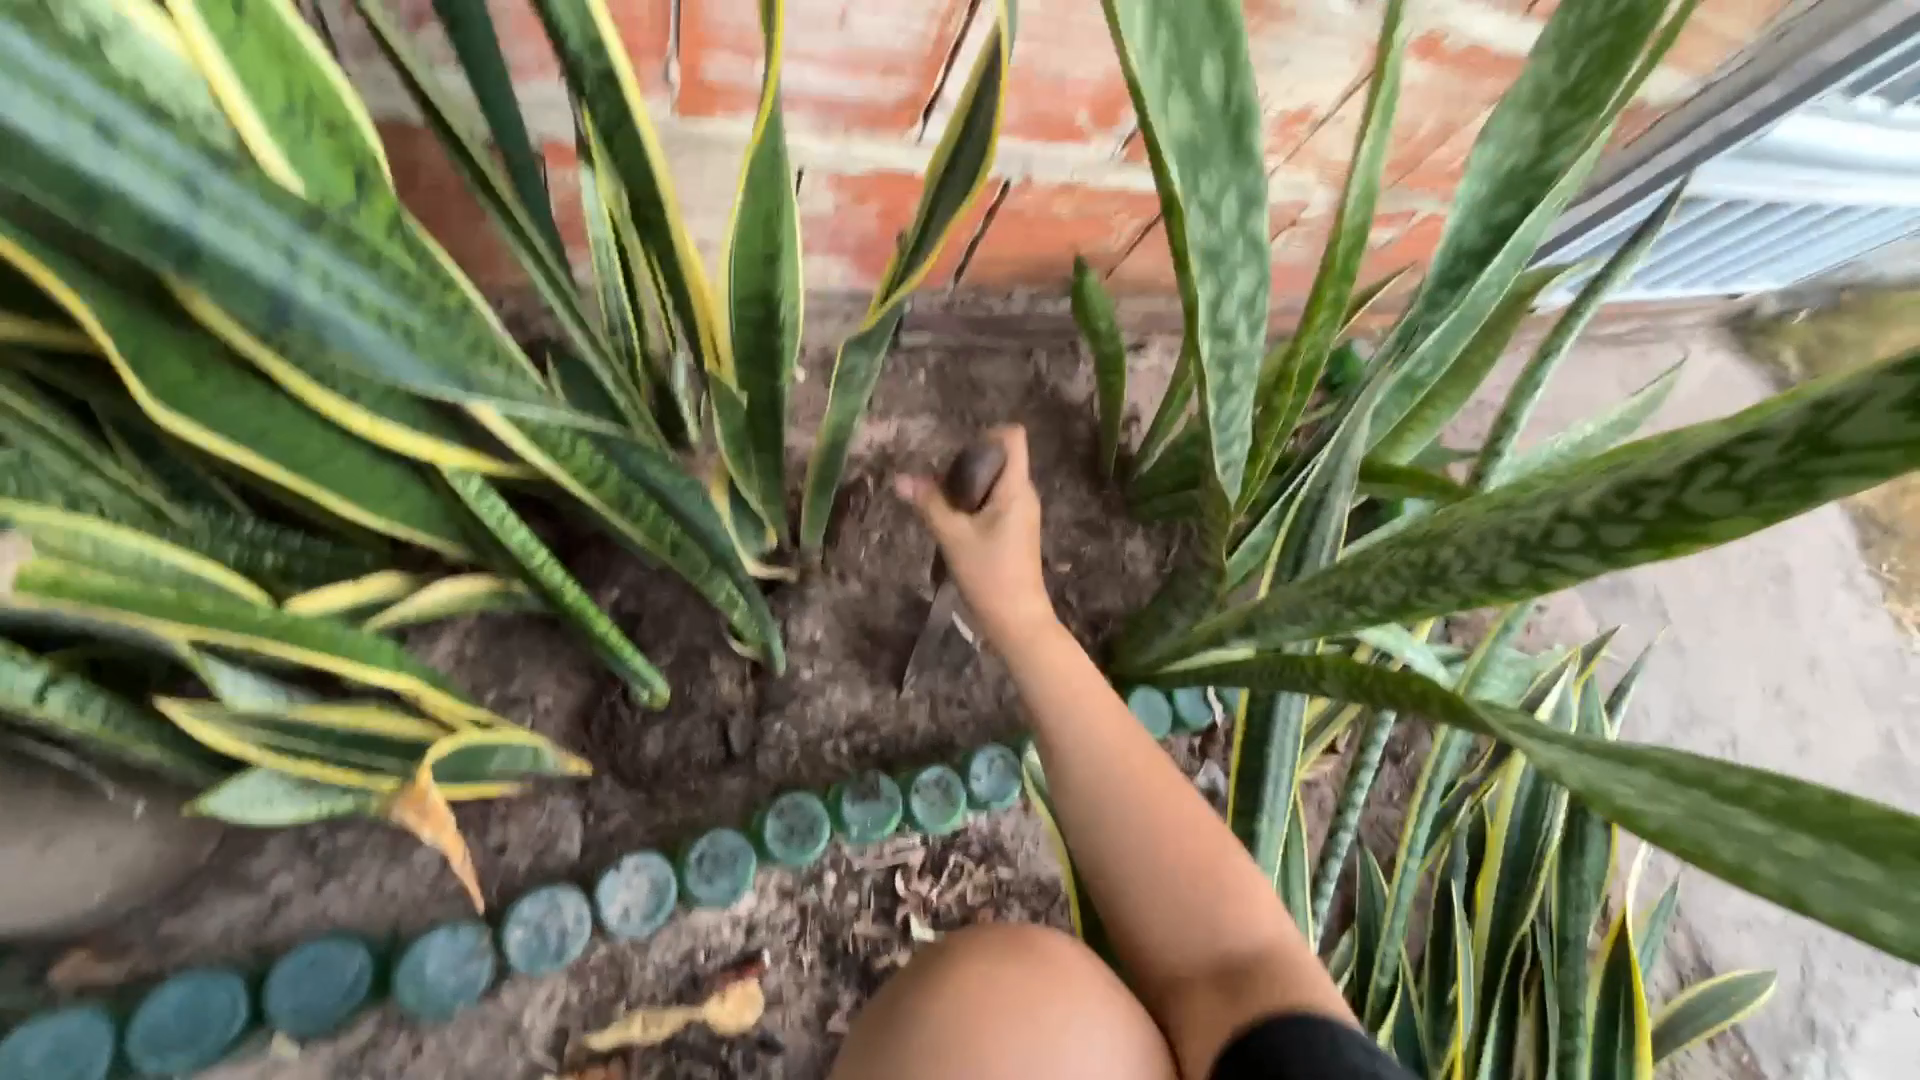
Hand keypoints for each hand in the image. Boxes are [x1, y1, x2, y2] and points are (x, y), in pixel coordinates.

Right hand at [893, 425, 1059, 651]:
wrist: (1016, 620)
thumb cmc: (989, 574)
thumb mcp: (953, 536)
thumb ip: (929, 503)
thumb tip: (900, 478)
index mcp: (1016, 487)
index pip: (1013, 437)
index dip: (986, 435)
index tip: (957, 457)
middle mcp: (1024, 494)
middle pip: (999, 458)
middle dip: (968, 464)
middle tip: (940, 486)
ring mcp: (1022, 513)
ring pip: (995, 482)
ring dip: (968, 487)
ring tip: (943, 506)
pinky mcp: (1016, 530)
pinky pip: (995, 502)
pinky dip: (974, 504)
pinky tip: (955, 525)